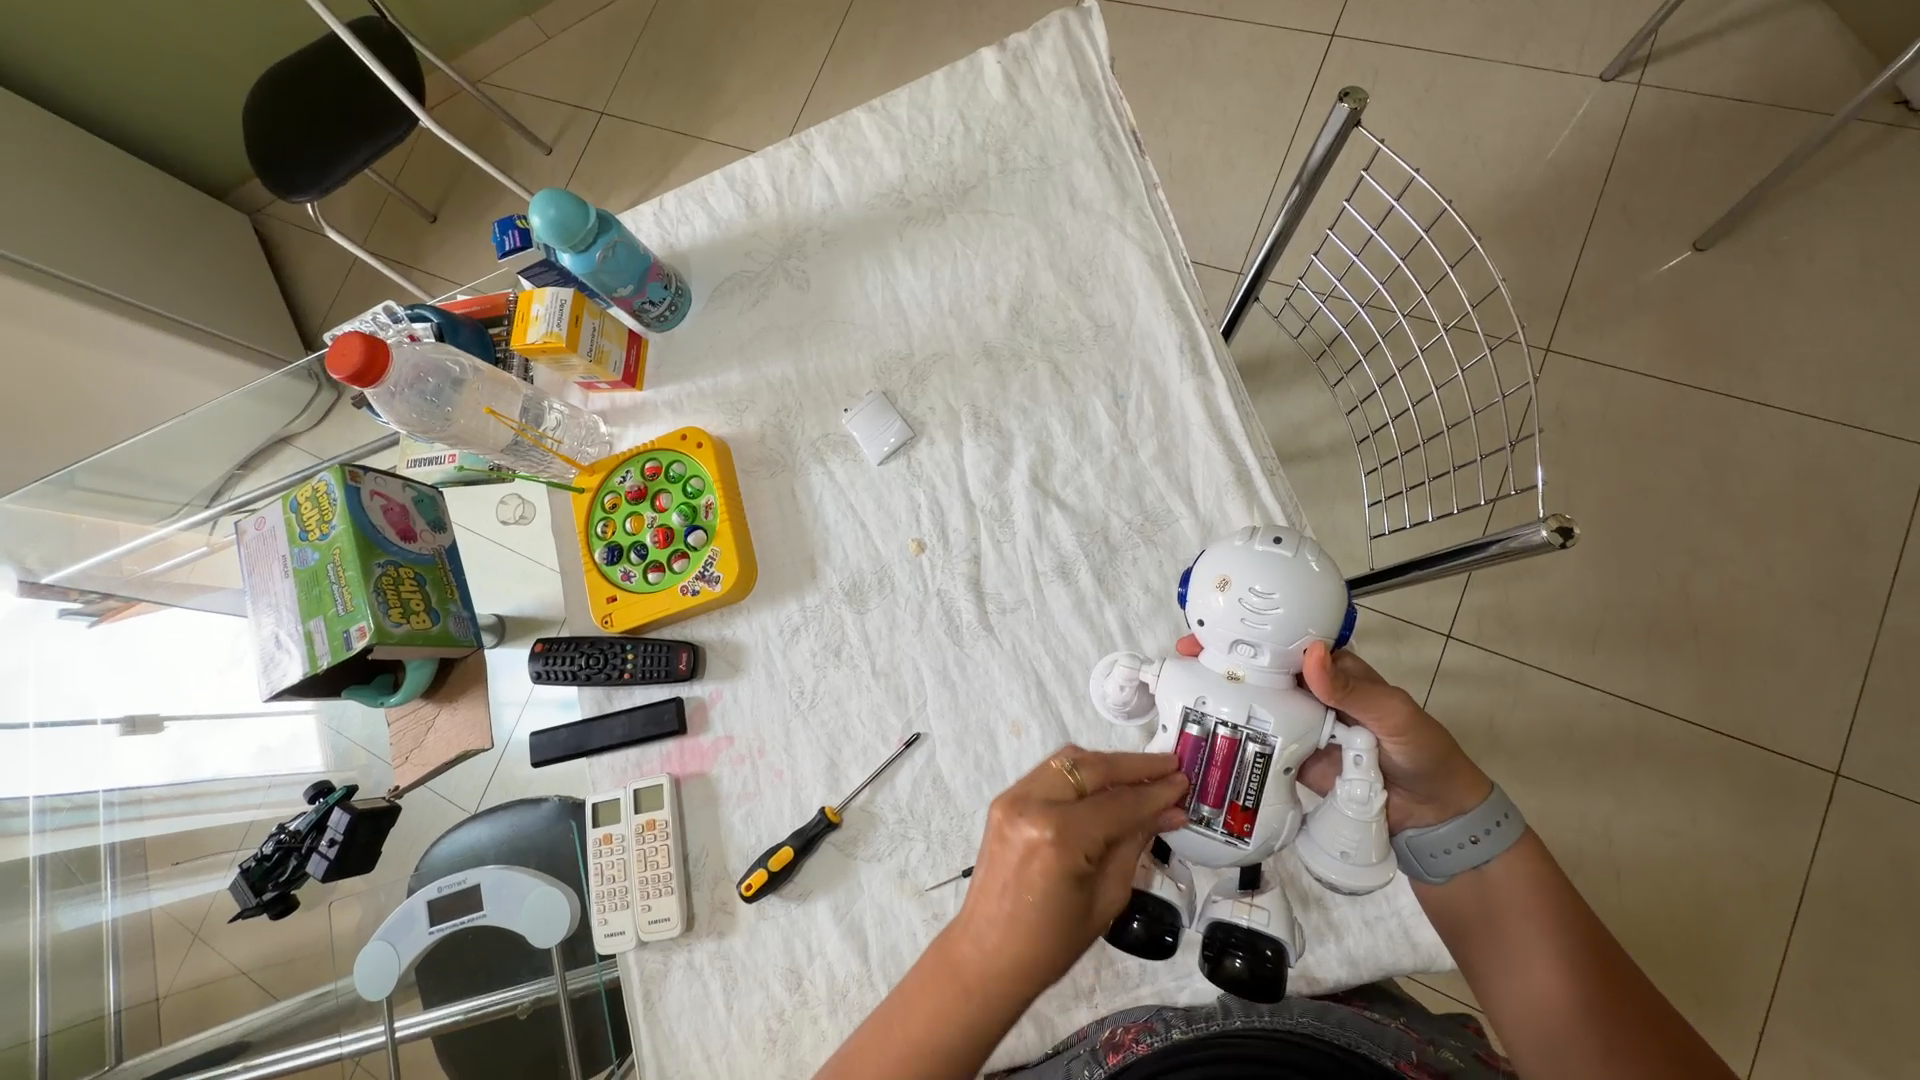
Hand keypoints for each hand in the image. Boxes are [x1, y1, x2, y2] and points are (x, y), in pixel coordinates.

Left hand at [945, 746, 1188, 997]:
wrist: (989, 953)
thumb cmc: (1053, 941)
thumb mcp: (1107, 896)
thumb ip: (1135, 843)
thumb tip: (1170, 810)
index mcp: (1059, 837)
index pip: (1119, 803)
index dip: (1156, 792)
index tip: (1184, 782)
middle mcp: (1032, 805)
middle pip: (1093, 768)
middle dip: (1135, 766)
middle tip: (1171, 766)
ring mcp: (1012, 798)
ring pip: (1069, 761)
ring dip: (1108, 763)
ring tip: (1144, 771)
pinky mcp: (1003, 800)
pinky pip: (1050, 772)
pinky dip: (1081, 772)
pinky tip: (1107, 782)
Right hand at [1177, 636, 1489, 831]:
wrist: (1431, 817)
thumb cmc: (1423, 753)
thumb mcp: (1394, 714)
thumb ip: (1353, 690)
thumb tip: (1311, 656)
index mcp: (1334, 670)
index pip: (1287, 642)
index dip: (1252, 632)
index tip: (1215, 627)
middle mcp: (1309, 692)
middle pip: (1260, 670)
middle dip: (1223, 659)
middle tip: (1185, 655)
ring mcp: (1296, 725)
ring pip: (1253, 703)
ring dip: (1220, 694)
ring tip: (1183, 687)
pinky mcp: (1289, 758)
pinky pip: (1258, 742)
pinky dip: (1233, 735)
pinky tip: (1205, 729)